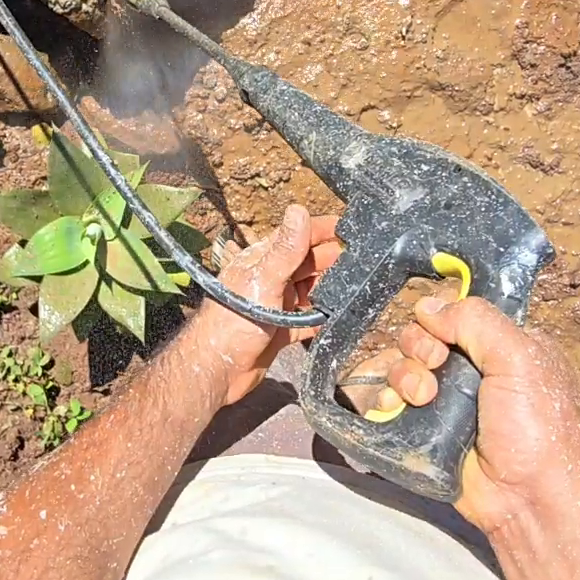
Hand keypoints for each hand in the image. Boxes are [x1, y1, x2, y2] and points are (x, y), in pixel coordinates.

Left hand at [180, 205, 340, 405]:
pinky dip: (323, 318)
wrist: (218, 370)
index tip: (349, 226)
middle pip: (307, 263)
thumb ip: (285, 249)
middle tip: (361, 258)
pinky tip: (339, 317)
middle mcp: (270, 280)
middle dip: (332, 258)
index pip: (296, 237)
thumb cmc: (233, 322)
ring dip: (329, 287)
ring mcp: (276, 306)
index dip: (321, 229)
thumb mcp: (264, 279)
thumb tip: (298, 209)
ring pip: (310, 290)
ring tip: (356, 284)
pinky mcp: (281, 331)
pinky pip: (308, 320)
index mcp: (262, 261)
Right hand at [396, 297, 579, 535]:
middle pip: (419, 337)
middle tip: (434, 368)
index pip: (454, 313)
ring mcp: (446, 400)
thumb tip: (427, 306)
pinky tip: (394, 409)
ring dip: (402, 376)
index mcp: (502, 347)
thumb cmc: (539, 430)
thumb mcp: (521, 360)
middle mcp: (471, 370)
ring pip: (400, 366)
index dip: (440, 319)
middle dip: (418, 348)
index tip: (443, 336)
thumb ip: (477, 322)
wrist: (529, 503)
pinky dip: (384, 399)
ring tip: (420, 399)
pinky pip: (388, 400)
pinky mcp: (423, 428)